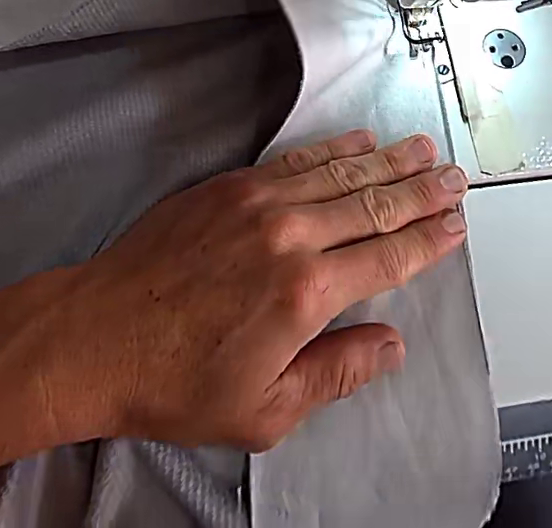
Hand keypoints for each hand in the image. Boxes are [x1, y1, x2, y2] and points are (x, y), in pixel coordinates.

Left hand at [32, 131, 468, 451]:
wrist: (97, 335)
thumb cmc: (174, 379)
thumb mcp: (264, 409)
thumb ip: (336, 372)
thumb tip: (388, 345)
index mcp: (305, 293)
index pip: (388, 257)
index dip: (428, 239)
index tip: (454, 225)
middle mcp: (290, 236)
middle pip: (375, 205)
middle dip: (422, 191)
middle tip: (453, 178)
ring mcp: (260, 202)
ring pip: (344, 173)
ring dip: (389, 161)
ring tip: (423, 150)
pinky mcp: (234, 185)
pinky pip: (299, 160)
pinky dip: (335, 149)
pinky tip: (360, 141)